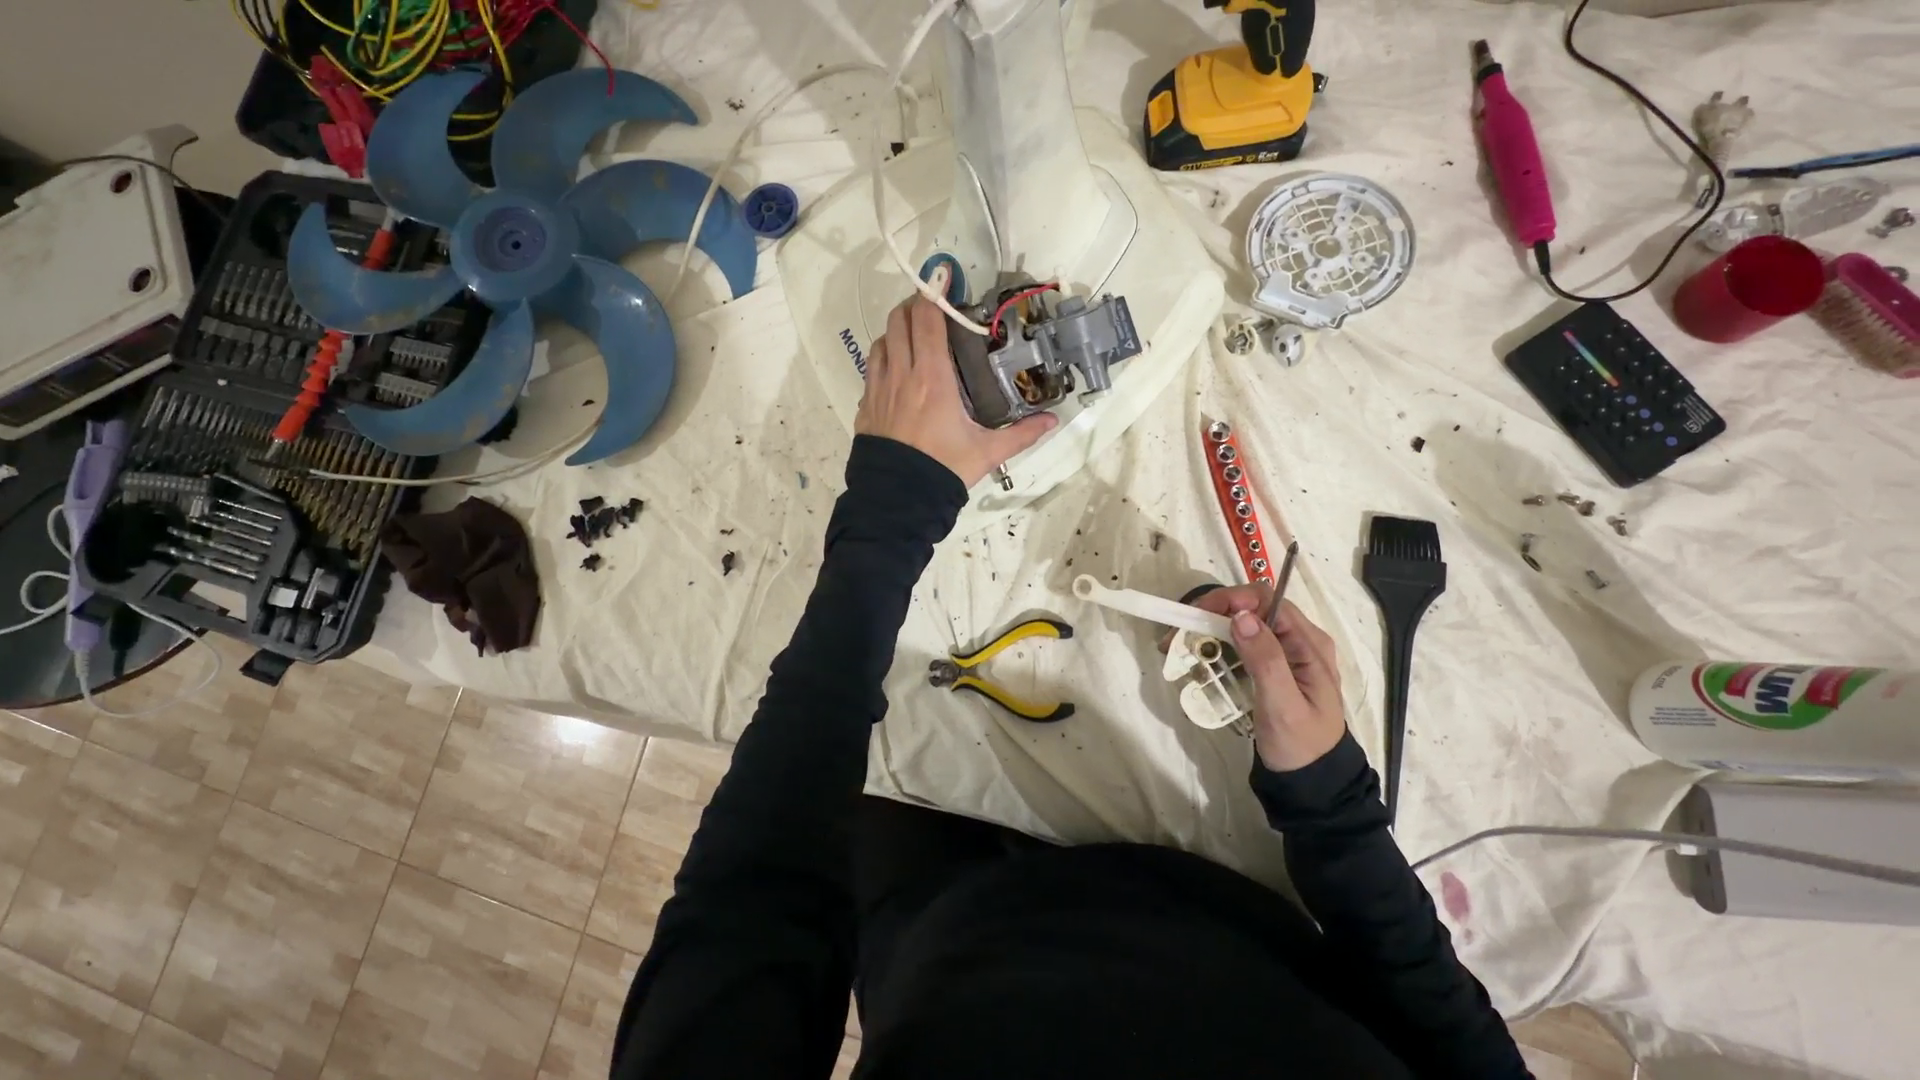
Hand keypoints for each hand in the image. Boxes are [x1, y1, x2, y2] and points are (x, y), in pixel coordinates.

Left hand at [855, 297, 1056, 488]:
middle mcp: (901, 375)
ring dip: (896, 330)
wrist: (897, 501)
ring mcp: (878, 390)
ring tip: (915, 336)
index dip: (932, 293)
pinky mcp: (866, 407)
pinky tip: (898, 370)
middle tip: (934, 307)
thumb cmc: (943, 471)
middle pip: (898, 321)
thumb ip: (1021, 433)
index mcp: (932, 379)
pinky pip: (872, 369)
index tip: (943, 278)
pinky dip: (884, 357)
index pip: (926, 320)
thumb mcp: (987, 453)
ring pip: (881, 341)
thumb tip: (1053, 421)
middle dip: (914, 305)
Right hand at [1191, 585, 1346, 771]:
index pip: (1269, 600)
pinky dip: (1219, 645)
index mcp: (1310, 644)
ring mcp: (1287, 653)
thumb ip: (1265, 659)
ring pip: (1246, 624)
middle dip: (1215, 613)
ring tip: (1182, 645)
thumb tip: (1241, 616)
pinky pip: (1244, 644)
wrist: (1312, 780)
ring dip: (1213, 629)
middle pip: (1254, 608)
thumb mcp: (1282, 705)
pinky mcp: (1273, 667)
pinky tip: (1201, 658)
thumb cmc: (1299, 744)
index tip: (1199, 615)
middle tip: (1180, 632)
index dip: (1233, 599)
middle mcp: (1300, 641)